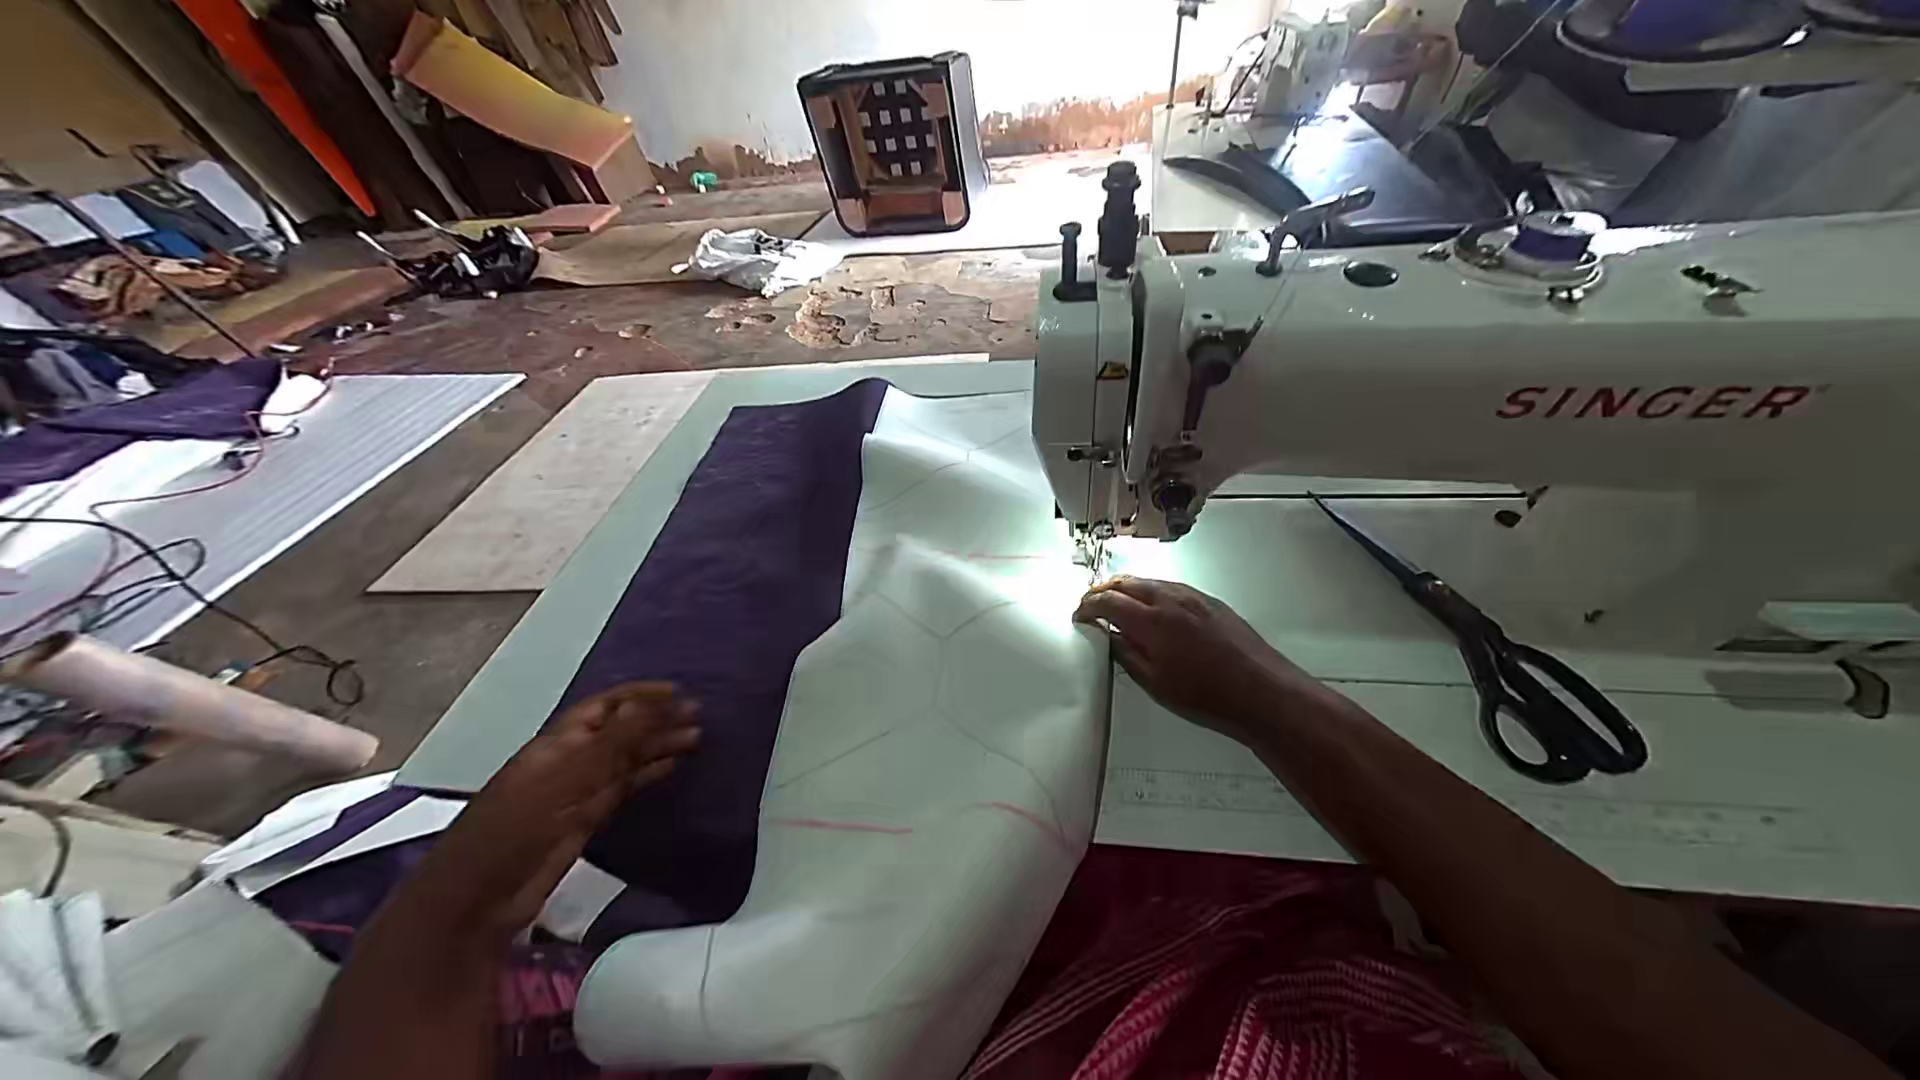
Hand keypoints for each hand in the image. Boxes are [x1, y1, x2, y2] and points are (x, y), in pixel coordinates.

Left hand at [409, 681, 701, 934]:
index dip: (641, 695)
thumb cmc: (518, 828)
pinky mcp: (587, 819)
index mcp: (560, 741)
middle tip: (699, 716)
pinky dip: (649, 775)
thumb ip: (616, 740)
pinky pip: (625, 788)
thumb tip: (658, 702)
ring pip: (627, 759)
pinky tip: (672, 768)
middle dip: (658, 720)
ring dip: (659, 746)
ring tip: (696, 738)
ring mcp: (579, 791)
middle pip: (621, 731)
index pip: (607, 706)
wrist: (478, 899)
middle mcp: (572, 760)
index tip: (679, 692)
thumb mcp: (569, 777)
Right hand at [1075, 576, 1327, 738]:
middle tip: (1091, 604)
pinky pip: (1169, 586)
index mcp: (1153, 622)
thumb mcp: (1154, 682)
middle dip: (1102, 591)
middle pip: (1125, 582)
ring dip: (1125, 588)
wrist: (1261, 692)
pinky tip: (1149, 606)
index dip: (1087, 606)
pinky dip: (1150, 591)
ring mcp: (1192, 597)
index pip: (1107, 601)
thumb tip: (1111, 637)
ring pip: (1148, 581)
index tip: (1080, 615)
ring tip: (1116, 604)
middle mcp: (1171, 600)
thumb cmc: (1210, 695)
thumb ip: (1126, 654)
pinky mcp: (1208, 601)